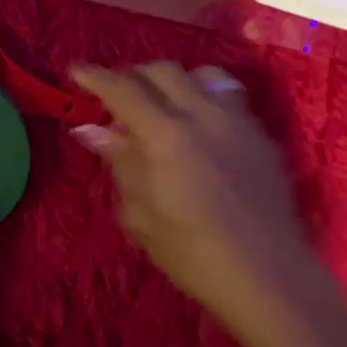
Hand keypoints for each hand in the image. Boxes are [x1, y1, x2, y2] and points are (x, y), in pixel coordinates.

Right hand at [71, 63, 316, 332]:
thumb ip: (121, 163)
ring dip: (172, 81)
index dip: (95, 77)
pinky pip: (228, 97)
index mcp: (166, 135)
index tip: (75, 72)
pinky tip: (198, 127)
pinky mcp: (262, 135)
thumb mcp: (141, 216)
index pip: (122, 89)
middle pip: (162, 71)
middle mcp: (203, 114)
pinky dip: (203, 97)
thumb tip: (93, 130)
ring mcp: (238, 121)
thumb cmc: (194, 255)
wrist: (270, 276)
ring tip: (161, 105)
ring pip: (200, 75)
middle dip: (132, 76)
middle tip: (115, 97)